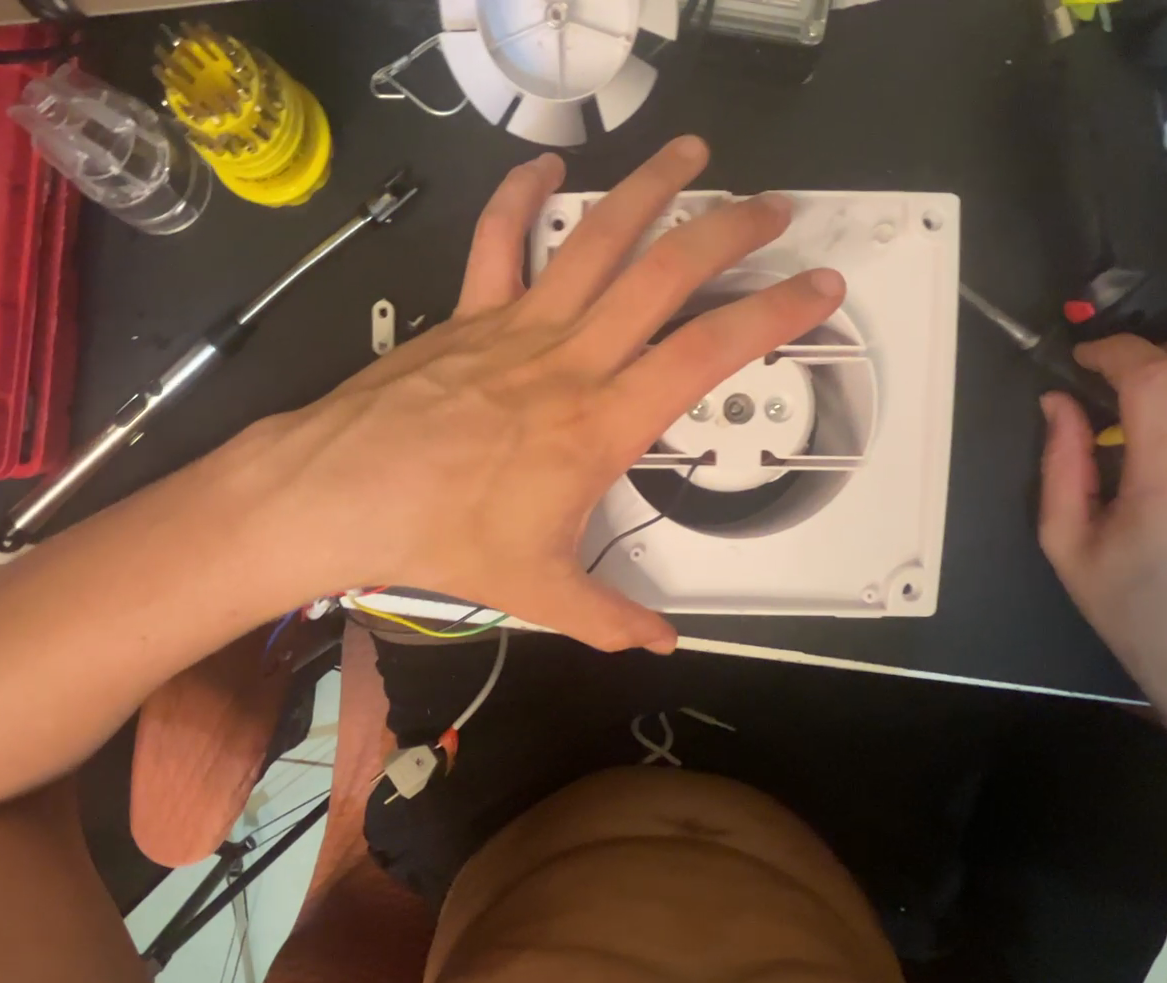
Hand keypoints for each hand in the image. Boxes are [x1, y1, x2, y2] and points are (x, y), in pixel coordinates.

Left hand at [217, 136, 844, 652]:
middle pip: (666, 272)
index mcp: (600, 423)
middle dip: (730, 231)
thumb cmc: (443, 538)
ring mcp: (518, 327)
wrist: (348, 494)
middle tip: (774, 209)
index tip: (818, 288)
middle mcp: (570, 359)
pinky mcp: (469, 315)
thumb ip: (609, 618)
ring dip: (649, 190)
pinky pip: (497, 241)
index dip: (773, 314)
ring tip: (692, 153)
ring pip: (596, 240)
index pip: (707, 353)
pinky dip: (519, 198)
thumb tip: (659, 645)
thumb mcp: (540, 590)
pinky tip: (542, 167)